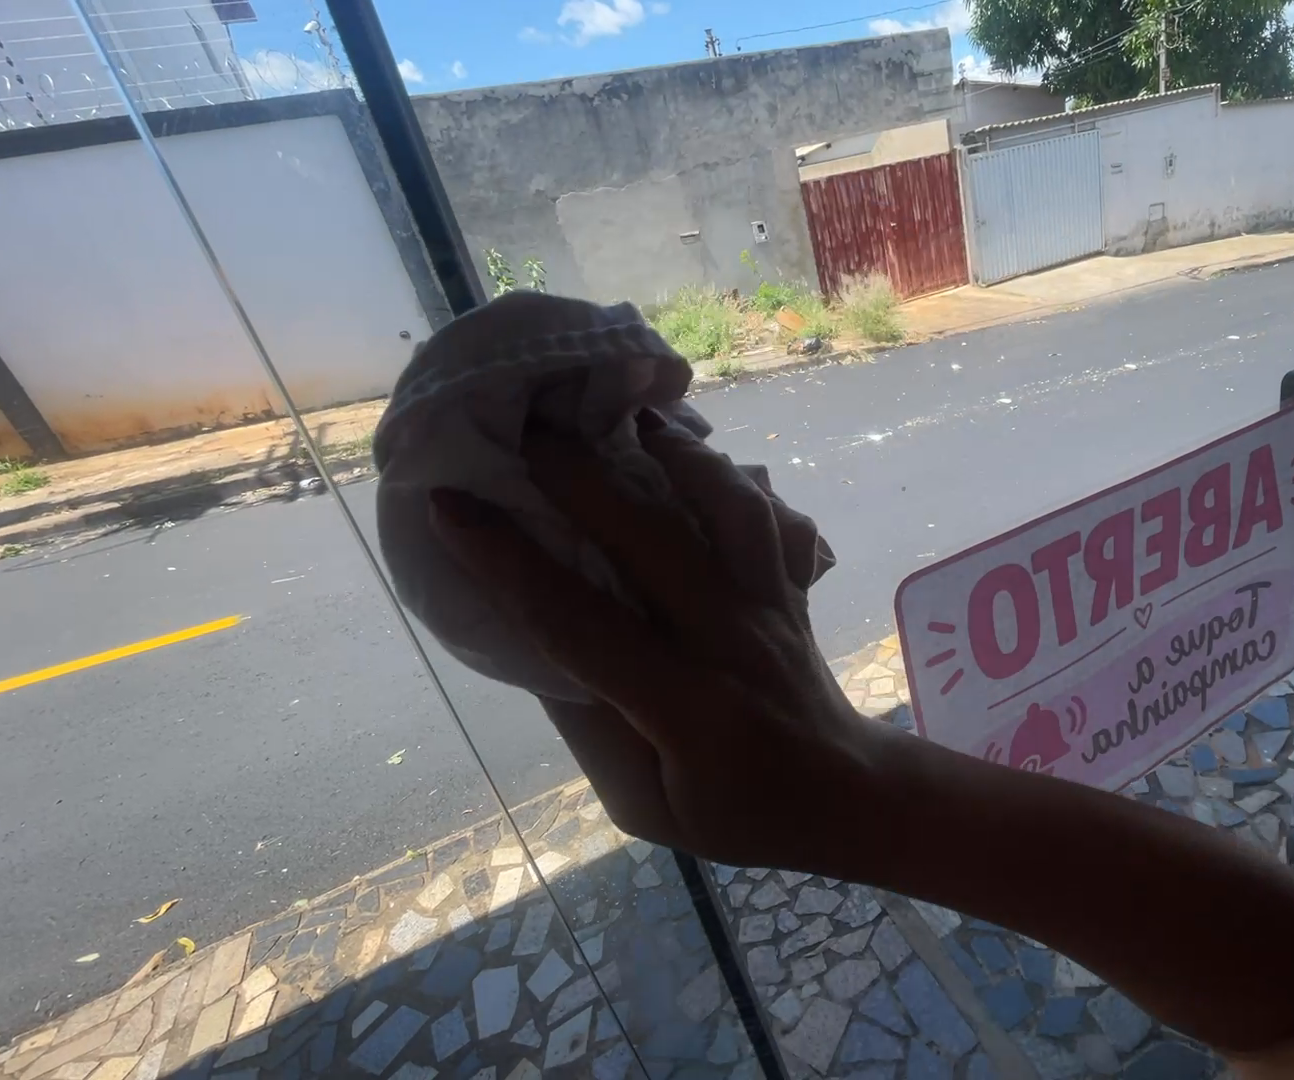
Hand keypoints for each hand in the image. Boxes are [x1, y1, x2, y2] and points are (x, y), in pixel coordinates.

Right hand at [428, 412, 899, 874]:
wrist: (843, 794)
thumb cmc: (737, 813)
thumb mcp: (644, 806)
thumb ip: (591, 727)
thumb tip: (541, 643)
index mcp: (686, 707)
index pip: (581, 622)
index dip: (508, 560)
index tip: (450, 504)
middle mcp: (733, 639)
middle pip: (656, 540)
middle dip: (585, 477)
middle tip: (531, 429)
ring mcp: (773, 607)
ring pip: (733, 510)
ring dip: (682, 455)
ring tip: (634, 418)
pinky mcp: (794, 592)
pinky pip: (771, 520)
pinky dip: (737, 479)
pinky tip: (705, 459)